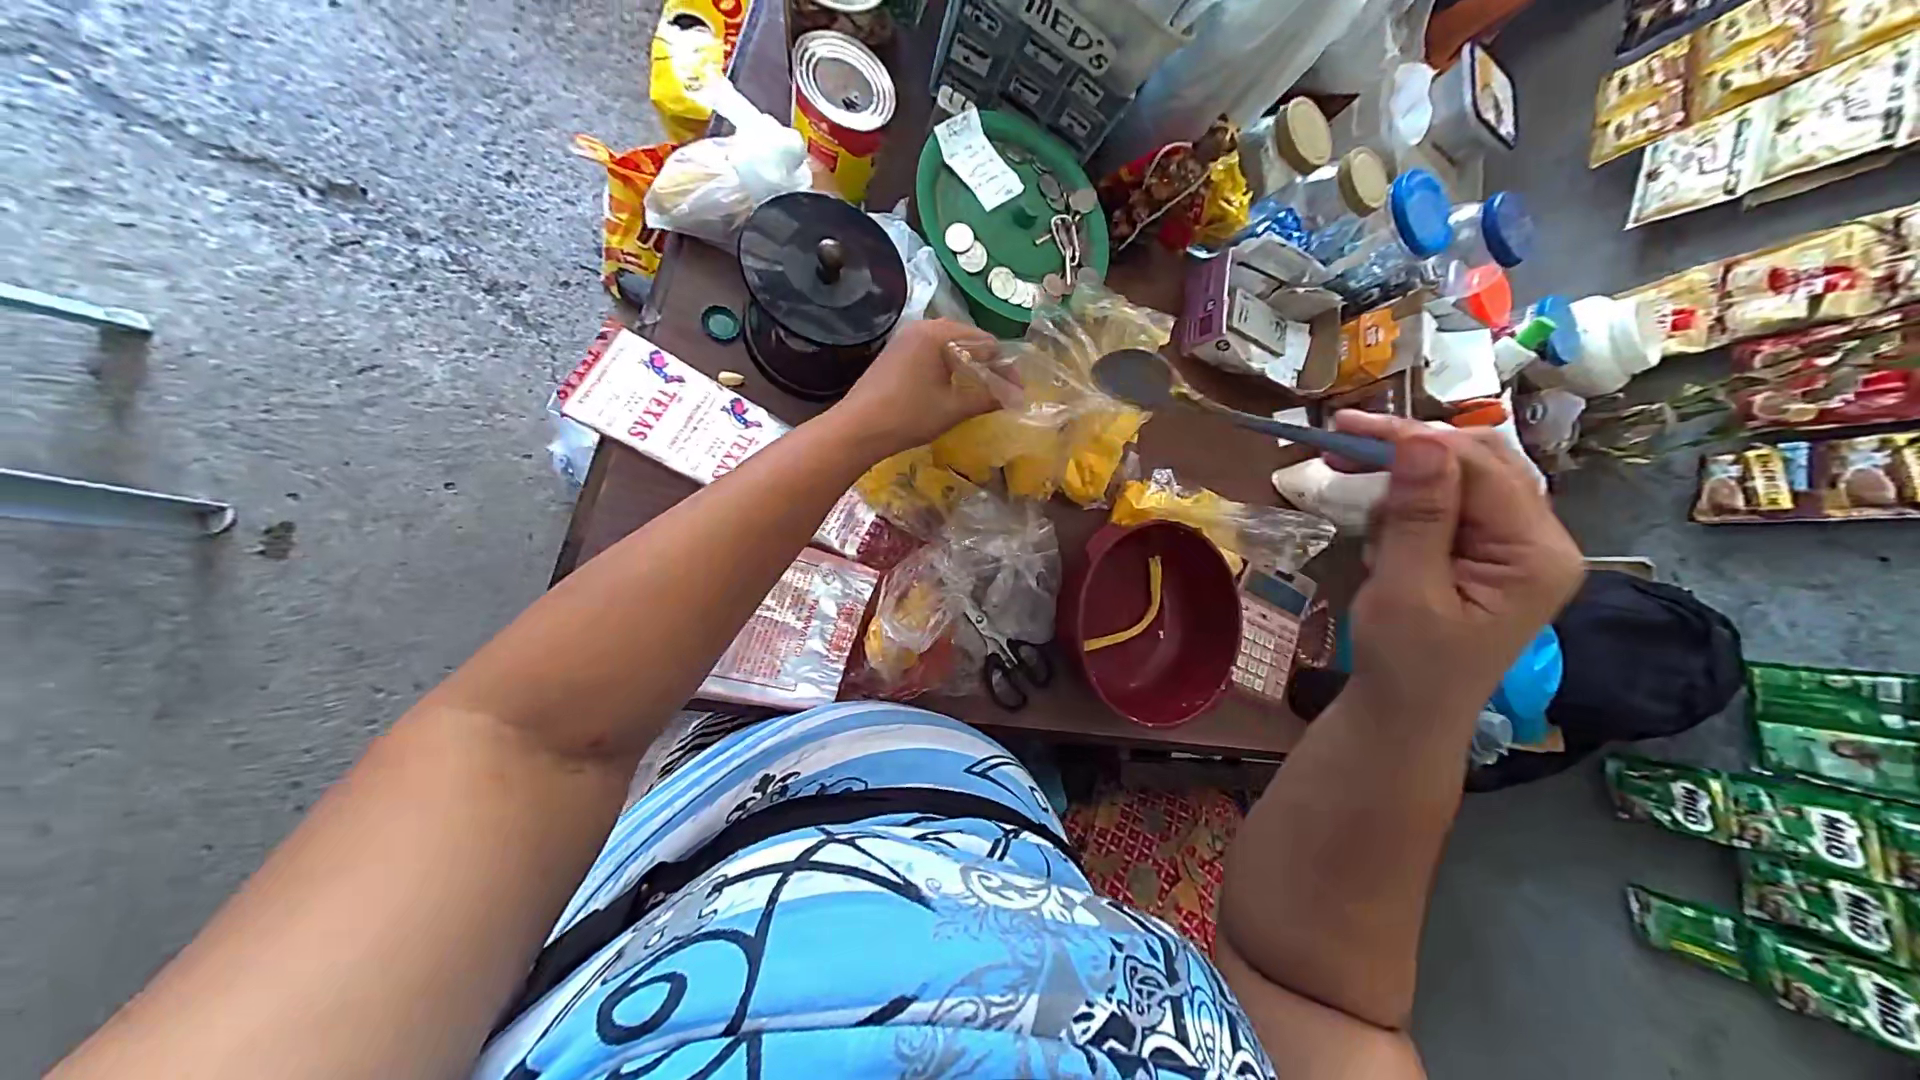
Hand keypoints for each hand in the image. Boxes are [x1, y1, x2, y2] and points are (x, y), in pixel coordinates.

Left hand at [830, 318, 1001, 455]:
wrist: (857, 429)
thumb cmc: (908, 416)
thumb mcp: (953, 409)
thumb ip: (987, 398)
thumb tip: (1017, 397)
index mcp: (938, 334)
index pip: (985, 342)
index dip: (1005, 367)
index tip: (1017, 390)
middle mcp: (922, 327)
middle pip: (968, 339)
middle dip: (987, 363)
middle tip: (1002, 390)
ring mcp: (906, 338)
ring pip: (949, 346)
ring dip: (968, 365)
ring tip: (981, 390)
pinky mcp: (896, 352)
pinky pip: (931, 352)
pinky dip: (948, 366)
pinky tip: (952, 387)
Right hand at [1331, 411, 1584, 722]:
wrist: (1405, 714)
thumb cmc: (1406, 662)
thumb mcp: (1405, 589)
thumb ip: (1417, 515)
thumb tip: (1418, 439)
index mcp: (1535, 553)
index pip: (1480, 468)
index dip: (1415, 440)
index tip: (1346, 427)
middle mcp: (1537, 541)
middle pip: (1479, 463)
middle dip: (1411, 449)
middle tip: (1341, 443)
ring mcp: (1511, 548)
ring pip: (1460, 480)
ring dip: (1403, 479)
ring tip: (1357, 500)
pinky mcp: (1483, 556)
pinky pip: (1447, 507)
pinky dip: (1405, 506)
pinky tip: (1380, 532)